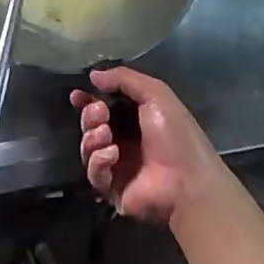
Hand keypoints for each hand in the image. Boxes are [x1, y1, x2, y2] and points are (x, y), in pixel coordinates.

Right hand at [70, 66, 225, 226]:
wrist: (187, 181)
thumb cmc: (175, 133)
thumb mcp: (154, 93)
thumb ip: (123, 79)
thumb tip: (93, 74)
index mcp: (135, 117)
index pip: (104, 105)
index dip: (88, 99)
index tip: (76, 95)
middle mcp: (123, 139)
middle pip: (92, 124)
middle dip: (90, 115)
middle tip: (100, 112)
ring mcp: (117, 166)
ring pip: (88, 148)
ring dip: (92, 137)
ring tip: (106, 134)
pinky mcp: (112, 188)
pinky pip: (94, 172)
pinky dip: (98, 160)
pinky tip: (112, 155)